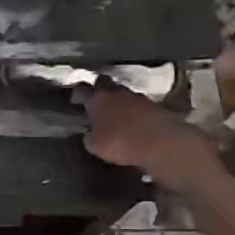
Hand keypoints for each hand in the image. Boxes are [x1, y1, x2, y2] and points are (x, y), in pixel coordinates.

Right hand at [83, 86, 221, 190]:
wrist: (160, 142)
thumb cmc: (119, 142)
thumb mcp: (95, 145)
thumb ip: (90, 137)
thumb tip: (90, 134)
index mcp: (98, 98)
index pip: (82, 90)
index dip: (77, 95)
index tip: (74, 100)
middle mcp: (118, 92)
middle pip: (106, 89)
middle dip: (101, 96)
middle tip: (97, 107)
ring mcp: (140, 98)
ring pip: (125, 98)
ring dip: (121, 106)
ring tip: (117, 119)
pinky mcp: (157, 108)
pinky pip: (141, 110)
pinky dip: (136, 116)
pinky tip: (135, 127)